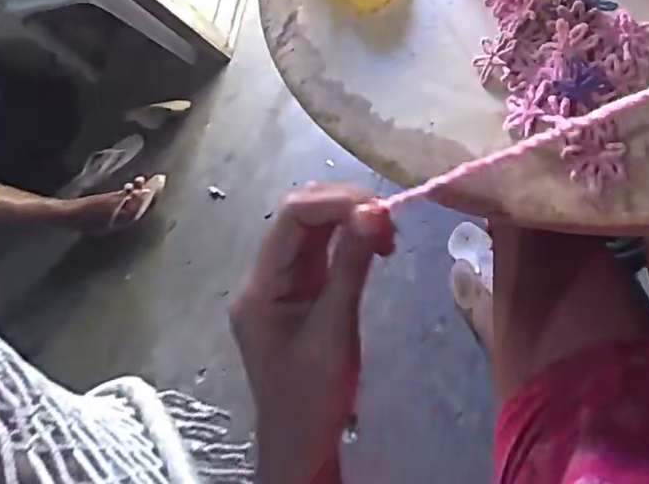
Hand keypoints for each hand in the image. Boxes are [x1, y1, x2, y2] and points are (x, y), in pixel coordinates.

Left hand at [230, 184, 394, 483]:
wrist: (302, 446)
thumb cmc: (313, 396)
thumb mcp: (335, 329)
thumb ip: (352, 264)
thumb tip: (376, 209)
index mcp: (260, 285)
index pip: (293, 216)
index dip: (336, 201)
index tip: (379, 209)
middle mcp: (267, 273)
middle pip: (303, 212)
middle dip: (347, 204)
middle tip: (388, 219)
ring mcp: (285, 278)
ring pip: (317, 223)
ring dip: (354, 216)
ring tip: (388, 231)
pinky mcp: (304, 284)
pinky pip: (328, 243)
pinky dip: (355, 234)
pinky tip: (377, 244)